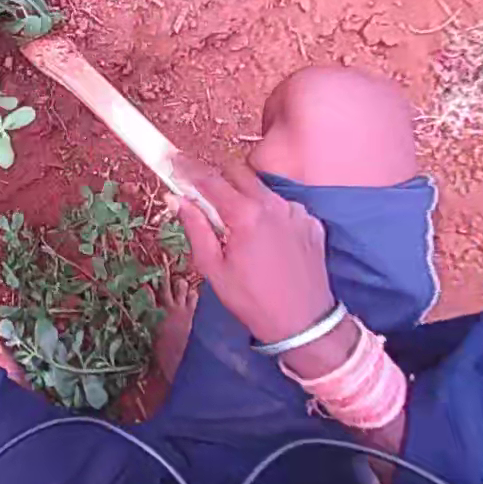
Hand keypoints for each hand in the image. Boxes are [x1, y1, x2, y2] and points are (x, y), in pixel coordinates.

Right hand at [172, 157, 337, 346]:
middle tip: (202, 198)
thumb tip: (176, 199)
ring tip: (236, 227)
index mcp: (245, 214)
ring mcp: (296, 212)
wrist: (303, 323)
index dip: (186, 168)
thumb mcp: (212, 267)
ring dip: (243, 196)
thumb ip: (195, 227)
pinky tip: (264, 239)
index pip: (209, 179)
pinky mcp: (311, 223)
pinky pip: (282, 206)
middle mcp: (273, 205)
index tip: (171, 160)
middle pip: (237, 172)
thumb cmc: (251, 299)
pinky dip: (268, 213)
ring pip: (261, 188)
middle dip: (217, 179)